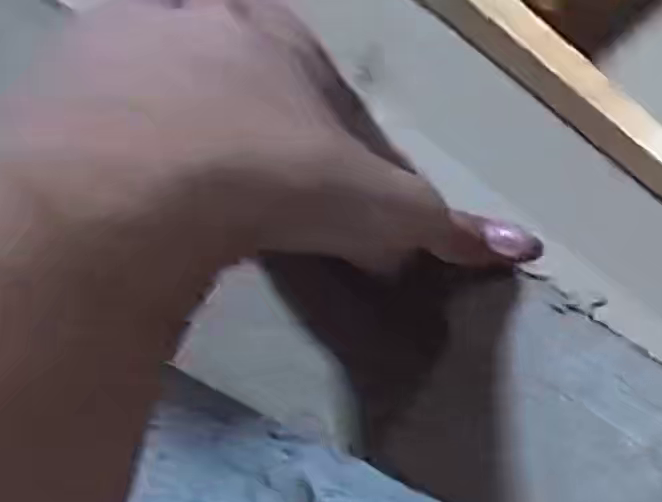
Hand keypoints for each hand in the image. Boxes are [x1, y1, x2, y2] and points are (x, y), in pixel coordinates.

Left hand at [0, 0, 539, 274]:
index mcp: (273, 31)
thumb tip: (529, 246)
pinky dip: (176, 167)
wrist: (131, 190)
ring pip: (200, 107)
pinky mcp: (58, 93)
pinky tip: (199, 211)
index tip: (376, 204)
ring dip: (238, 158)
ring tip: (264, 217)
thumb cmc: (288, 178)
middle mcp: (185, 18)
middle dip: (301, 152)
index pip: (338, 94)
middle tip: (324, 211)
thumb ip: (459, 228)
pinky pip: (139, 128)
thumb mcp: (399, 211)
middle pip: (268, 95)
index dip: (367, 156)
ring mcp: (110, 47)